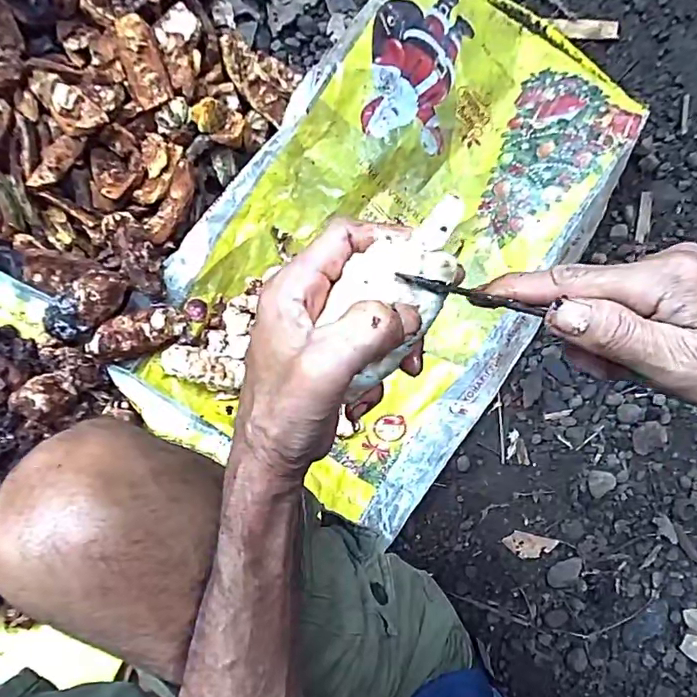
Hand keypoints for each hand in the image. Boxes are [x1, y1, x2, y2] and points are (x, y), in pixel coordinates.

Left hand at [232, 220, 423, 480]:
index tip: (423, 256)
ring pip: (376, 312)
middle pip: (369, 276)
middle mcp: (306, 302)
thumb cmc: (281, 416)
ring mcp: (320, 329)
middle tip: (422, 323)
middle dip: (400, 302)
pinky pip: (372, 344)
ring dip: (396, 340)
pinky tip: (371, 389)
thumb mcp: (323, 367)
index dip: (387, 240)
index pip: (344, 238)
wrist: (273, 458)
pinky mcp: (333, 354)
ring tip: (402, 365)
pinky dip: (383, 364)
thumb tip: (404, 312)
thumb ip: (365, 330)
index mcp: (293, 289)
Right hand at [478, 244, 696, 428]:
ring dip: (607, 338)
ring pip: (610, 302)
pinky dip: (626, 332)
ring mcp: (679, 270)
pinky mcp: (685, 283)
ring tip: (639, 369)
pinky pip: (633, 304)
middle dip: (582, 334)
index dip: (527, 289)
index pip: (576, 281)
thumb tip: (559, 312)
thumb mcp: (675, 364)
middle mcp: (670, 262)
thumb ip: (614, 335)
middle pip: (591, 293)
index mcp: (664, 278)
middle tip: (608, 372)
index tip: (489, 291)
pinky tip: (650, 353)